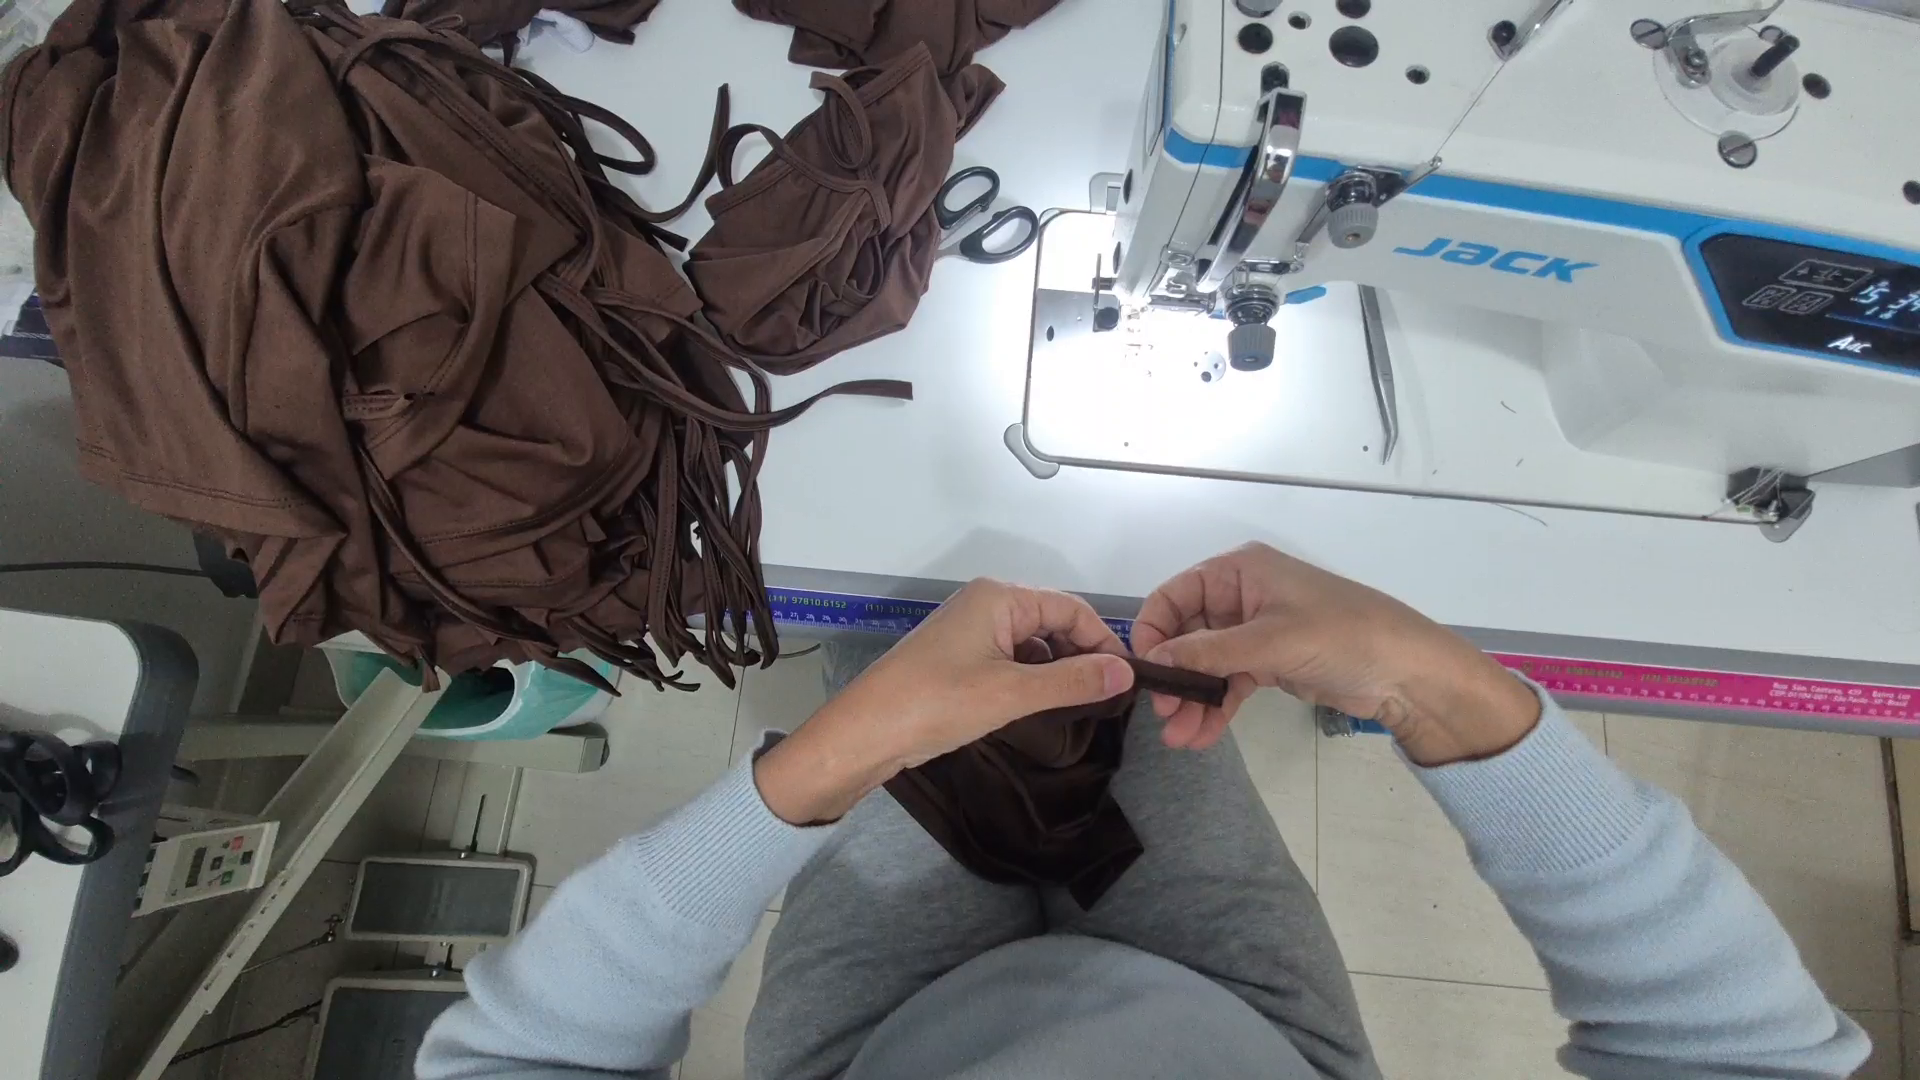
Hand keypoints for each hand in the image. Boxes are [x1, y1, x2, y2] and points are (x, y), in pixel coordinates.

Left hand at [753, 580, 1135, 823]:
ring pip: (1032, 642)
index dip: (1102, 640)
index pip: (1069, 608)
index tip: (1128, 678)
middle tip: (1110, 697)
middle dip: (1081, 655)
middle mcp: (986, 604)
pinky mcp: (961, 657)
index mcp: (999, 597)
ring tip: (1082, 705)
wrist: (867, 732)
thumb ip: (1071, 680)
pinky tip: (1043, 705)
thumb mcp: (1011, 692)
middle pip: (1051, 622)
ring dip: (1057, 669)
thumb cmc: (936, 702)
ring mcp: (971, 630)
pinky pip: (1010, 658)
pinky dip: (1031, 678)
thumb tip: (1125, 672)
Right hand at [1132, 543, 1539, 765]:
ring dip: (1191, 699)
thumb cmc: (1344, 637)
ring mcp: (1253, 631)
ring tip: (1179, 738)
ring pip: (1205, 664)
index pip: (1174, 596)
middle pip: (1186, 634)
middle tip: (1163, 716)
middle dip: (1173, 676)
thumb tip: (1152, 661)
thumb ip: (1207, 651)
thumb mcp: (1271, 641)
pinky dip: (1215, 706)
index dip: (1153, 631)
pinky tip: (1202, 736)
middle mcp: (1239, 596)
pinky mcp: (1268, 662)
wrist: (1414, 675)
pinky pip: (1228, 682)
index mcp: (1238, 571)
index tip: (1143, 673)